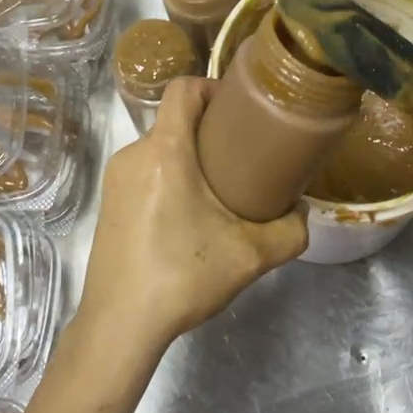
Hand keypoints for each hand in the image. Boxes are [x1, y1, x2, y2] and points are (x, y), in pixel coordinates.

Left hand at [80, 77, 309, 355]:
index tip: (241, 110)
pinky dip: (170, 176)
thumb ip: (291, 231)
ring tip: (222, 186)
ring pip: (160, 147)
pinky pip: (145, 170)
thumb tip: (303, 212)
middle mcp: (134, 155)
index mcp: (165, 153)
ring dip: (190, 156)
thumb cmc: (182, 278)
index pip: (184, 88)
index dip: (213, 86)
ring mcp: (116, 179)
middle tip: (244, 155)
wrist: (120, 326)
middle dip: (210, 129)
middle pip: (175, 119)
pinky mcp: (109, 202)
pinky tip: (190, 214)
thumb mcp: (251, 256)